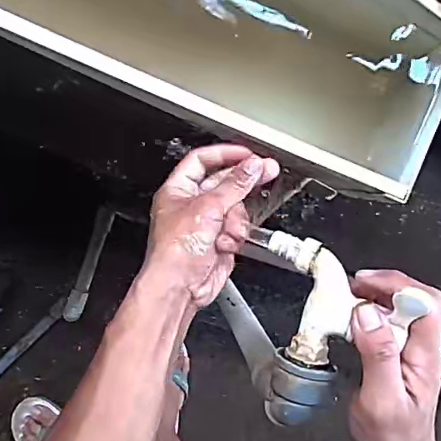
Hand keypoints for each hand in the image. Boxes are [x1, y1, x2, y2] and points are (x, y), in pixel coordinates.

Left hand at [140, 145, 278, 310]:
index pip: (202, 160)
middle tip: (266, 172)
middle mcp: (191, 205)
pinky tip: (224, 244)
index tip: (247, 154)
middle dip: (242, 184)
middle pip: (224, 183)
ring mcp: (206, 224)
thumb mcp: (207, 208)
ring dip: (236, 220)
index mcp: (178, 190)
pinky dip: (235, 237)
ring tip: (226, 230)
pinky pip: (238, 229)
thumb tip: (252, 166)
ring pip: (236, 208)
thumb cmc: (174, 251)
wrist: (179, 286)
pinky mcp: (218, 241)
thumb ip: (234, 185)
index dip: (225, 154)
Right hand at [347, 269, 440, 440]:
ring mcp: (410, 352)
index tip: (364, 284)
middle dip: (382, 285)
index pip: (426, 303)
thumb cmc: (393, 439)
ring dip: (373, 297)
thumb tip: (368, 316)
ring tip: (346, 298)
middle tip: (350, 286)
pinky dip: (367, 314)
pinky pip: (386, 324)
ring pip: (400, 309)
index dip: (396, 285)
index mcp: (424, 356)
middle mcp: (421, 349)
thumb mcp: (381, 400)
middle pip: (413, 299)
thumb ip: (378, 356)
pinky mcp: (396, 356)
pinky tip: (351, 319)